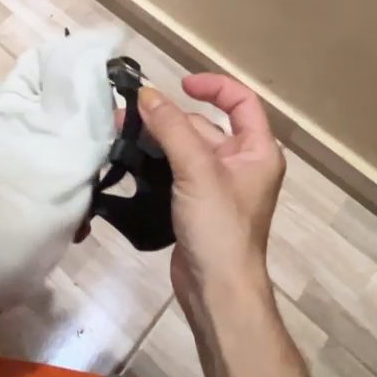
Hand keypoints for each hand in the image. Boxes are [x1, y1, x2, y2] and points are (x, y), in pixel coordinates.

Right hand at [137, 73, 285, 308]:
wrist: (217, 292)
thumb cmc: (219, 227)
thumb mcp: (196, 170)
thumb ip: (171, 127)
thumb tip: (146, 93)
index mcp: (257, 150)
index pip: (241, 101)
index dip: (214, 87)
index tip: (181, 84)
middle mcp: (241, 163)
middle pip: (204, 125)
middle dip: (167, 117)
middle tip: (125, 115)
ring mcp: (217, 185)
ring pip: (185, 147)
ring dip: (156, 138)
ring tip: (119, 132)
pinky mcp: (196, 204)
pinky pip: (175, 169)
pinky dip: (155, 160)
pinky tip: (128, 157)